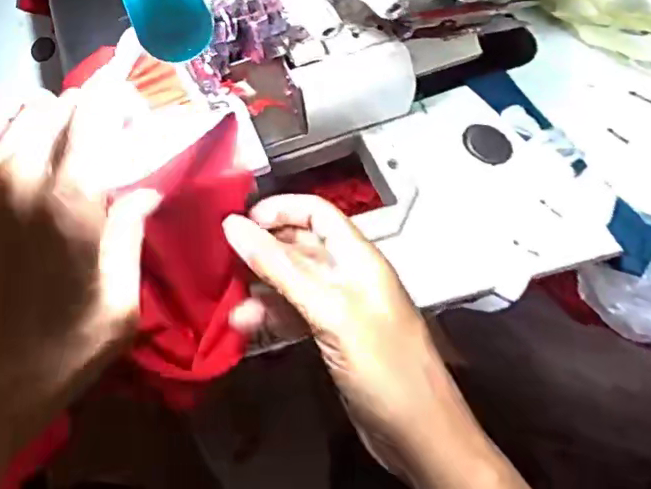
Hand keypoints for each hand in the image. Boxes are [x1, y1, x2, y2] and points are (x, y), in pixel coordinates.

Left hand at [0, 87, 159, 487]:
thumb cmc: (49, 355)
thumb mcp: (116, 309)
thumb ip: (132, 236)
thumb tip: (146, 190)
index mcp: (70, 201)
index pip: (98, 109)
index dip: (123, 103)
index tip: (136, 123)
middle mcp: (25, 172)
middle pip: (69, 103)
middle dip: (97, 113)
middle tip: (109, 143)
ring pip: (32, 103)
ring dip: (59, 113)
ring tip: (69, 143)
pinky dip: (15, 108)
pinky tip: (28, 135)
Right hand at [221, 196, 523, 488]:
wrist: (422, 440)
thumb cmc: (388, 370)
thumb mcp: (329, 311)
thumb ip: (281, 268)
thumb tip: (236, 227)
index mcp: (358, 257)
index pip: (316, 212)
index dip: (280, 209)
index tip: (243, 220)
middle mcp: (350, 276)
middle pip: (301, 245)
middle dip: (264, 248)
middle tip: (227, 257)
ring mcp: (342, 309)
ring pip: (294, 282)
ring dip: (262, 287)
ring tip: (232, 298)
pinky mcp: (335, 339)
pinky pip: (296, 314)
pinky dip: (272, 316)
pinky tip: (247, 325)